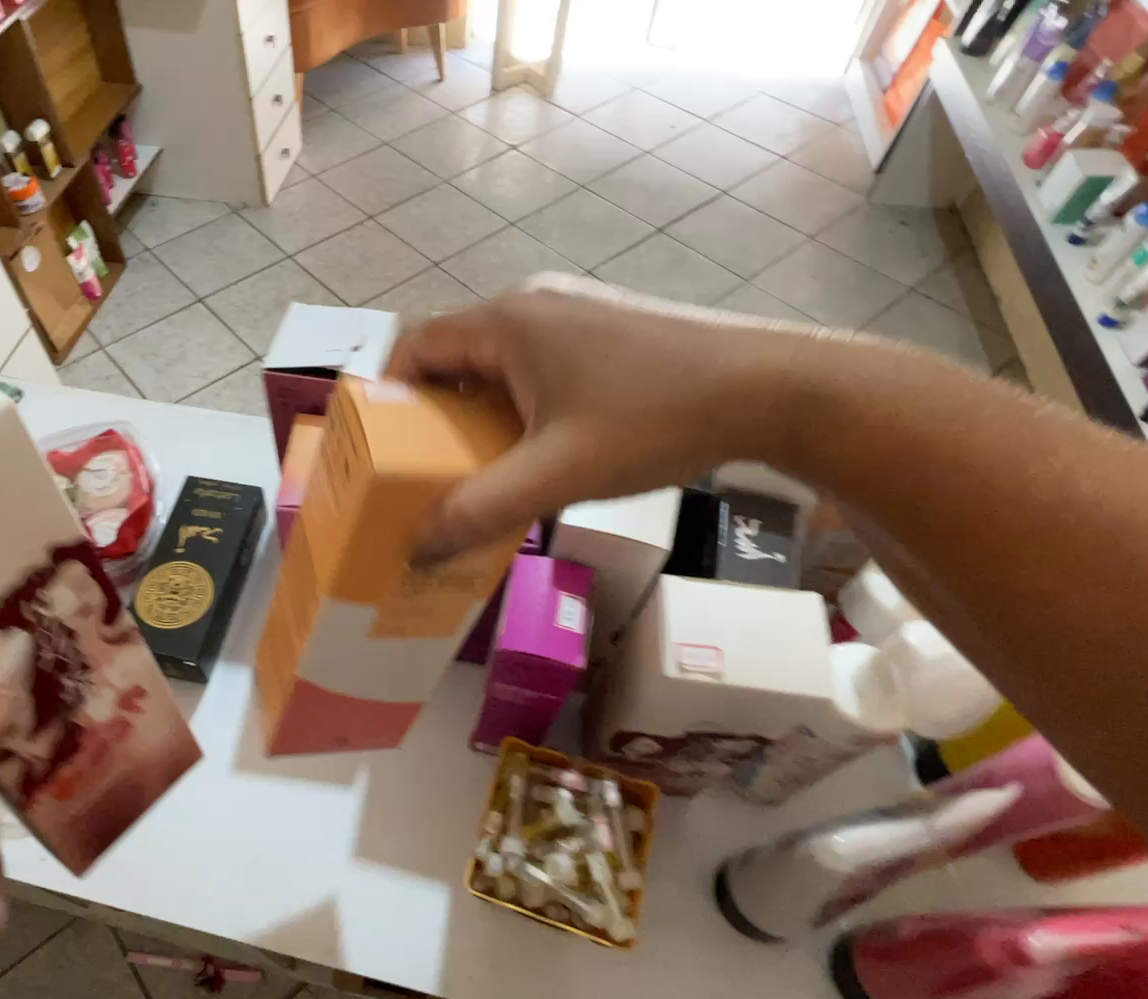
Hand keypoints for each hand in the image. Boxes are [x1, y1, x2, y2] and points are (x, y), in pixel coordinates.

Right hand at [386, 274, 837, 562]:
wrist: (768, 389)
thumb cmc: (652, 420)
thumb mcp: (557, 473)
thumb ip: (480, 509)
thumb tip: (415, 547)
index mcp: (507, 321)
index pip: (417, 345)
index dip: (389, 393)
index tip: (379, 445)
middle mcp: (533, 303)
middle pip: (456, 354)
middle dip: (433, 412)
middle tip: (425, 468)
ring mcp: (574, 312)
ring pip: (499, 362)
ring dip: (479, 411)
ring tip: (478, 466)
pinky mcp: (605, 331)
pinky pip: (536, 365)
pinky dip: (518, 404)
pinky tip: (538, 446)